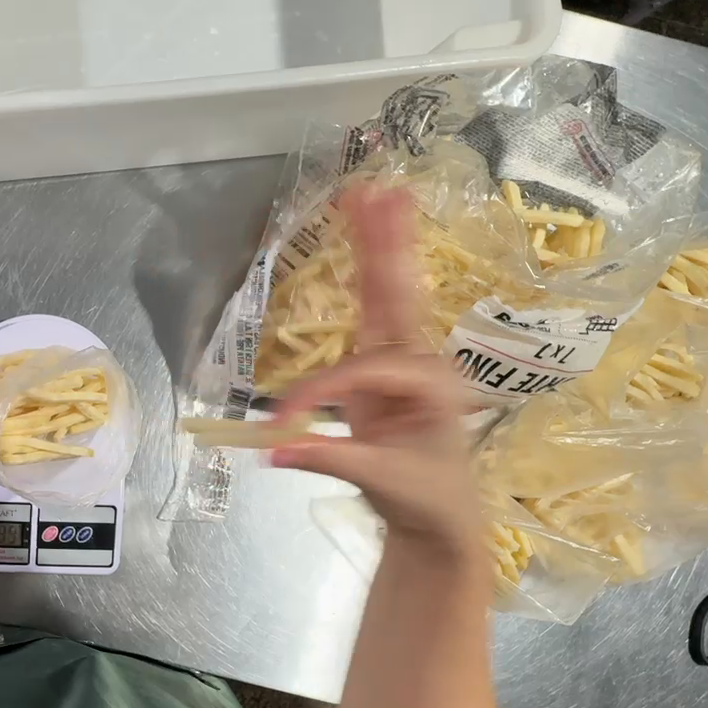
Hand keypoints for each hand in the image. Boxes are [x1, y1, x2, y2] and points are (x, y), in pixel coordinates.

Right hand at [265, 186, 483, 560]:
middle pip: (396, 297)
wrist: (438, 516)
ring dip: (377, 247)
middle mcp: (419, 364)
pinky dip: (365, 278)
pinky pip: (368, 319)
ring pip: (386, 298)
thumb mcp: (381, 480)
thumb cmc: (423, 498)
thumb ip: (328, 457)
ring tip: (371, 196)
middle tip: (375, 191)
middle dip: (383, 247)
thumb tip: (269, 450)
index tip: (279, 426)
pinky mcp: (377, 373)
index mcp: (432, 385)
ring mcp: (398, 364)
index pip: (363, 372)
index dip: (319, 392)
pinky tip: (365, 245)